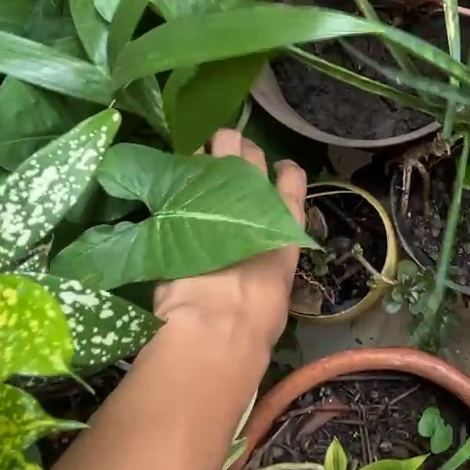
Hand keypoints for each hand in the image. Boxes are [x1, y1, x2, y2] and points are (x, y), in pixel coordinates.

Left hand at [151, 128, 306, 350]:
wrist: (219, 323)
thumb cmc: (256, 319)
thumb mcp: (274, 286)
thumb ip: (265, 262)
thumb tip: (253, 264)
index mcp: (285, 224)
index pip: (292, 179)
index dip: (285, 171)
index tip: (277, 170)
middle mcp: (258, 200)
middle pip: (253, 157)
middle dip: (242, 150)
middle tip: (230, 152)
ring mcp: (221, 195)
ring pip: (223, 150)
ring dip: (215, 146)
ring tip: (205, 148)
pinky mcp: (181, 200)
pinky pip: (183, 169)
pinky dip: (182, 163)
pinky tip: (176, 165)